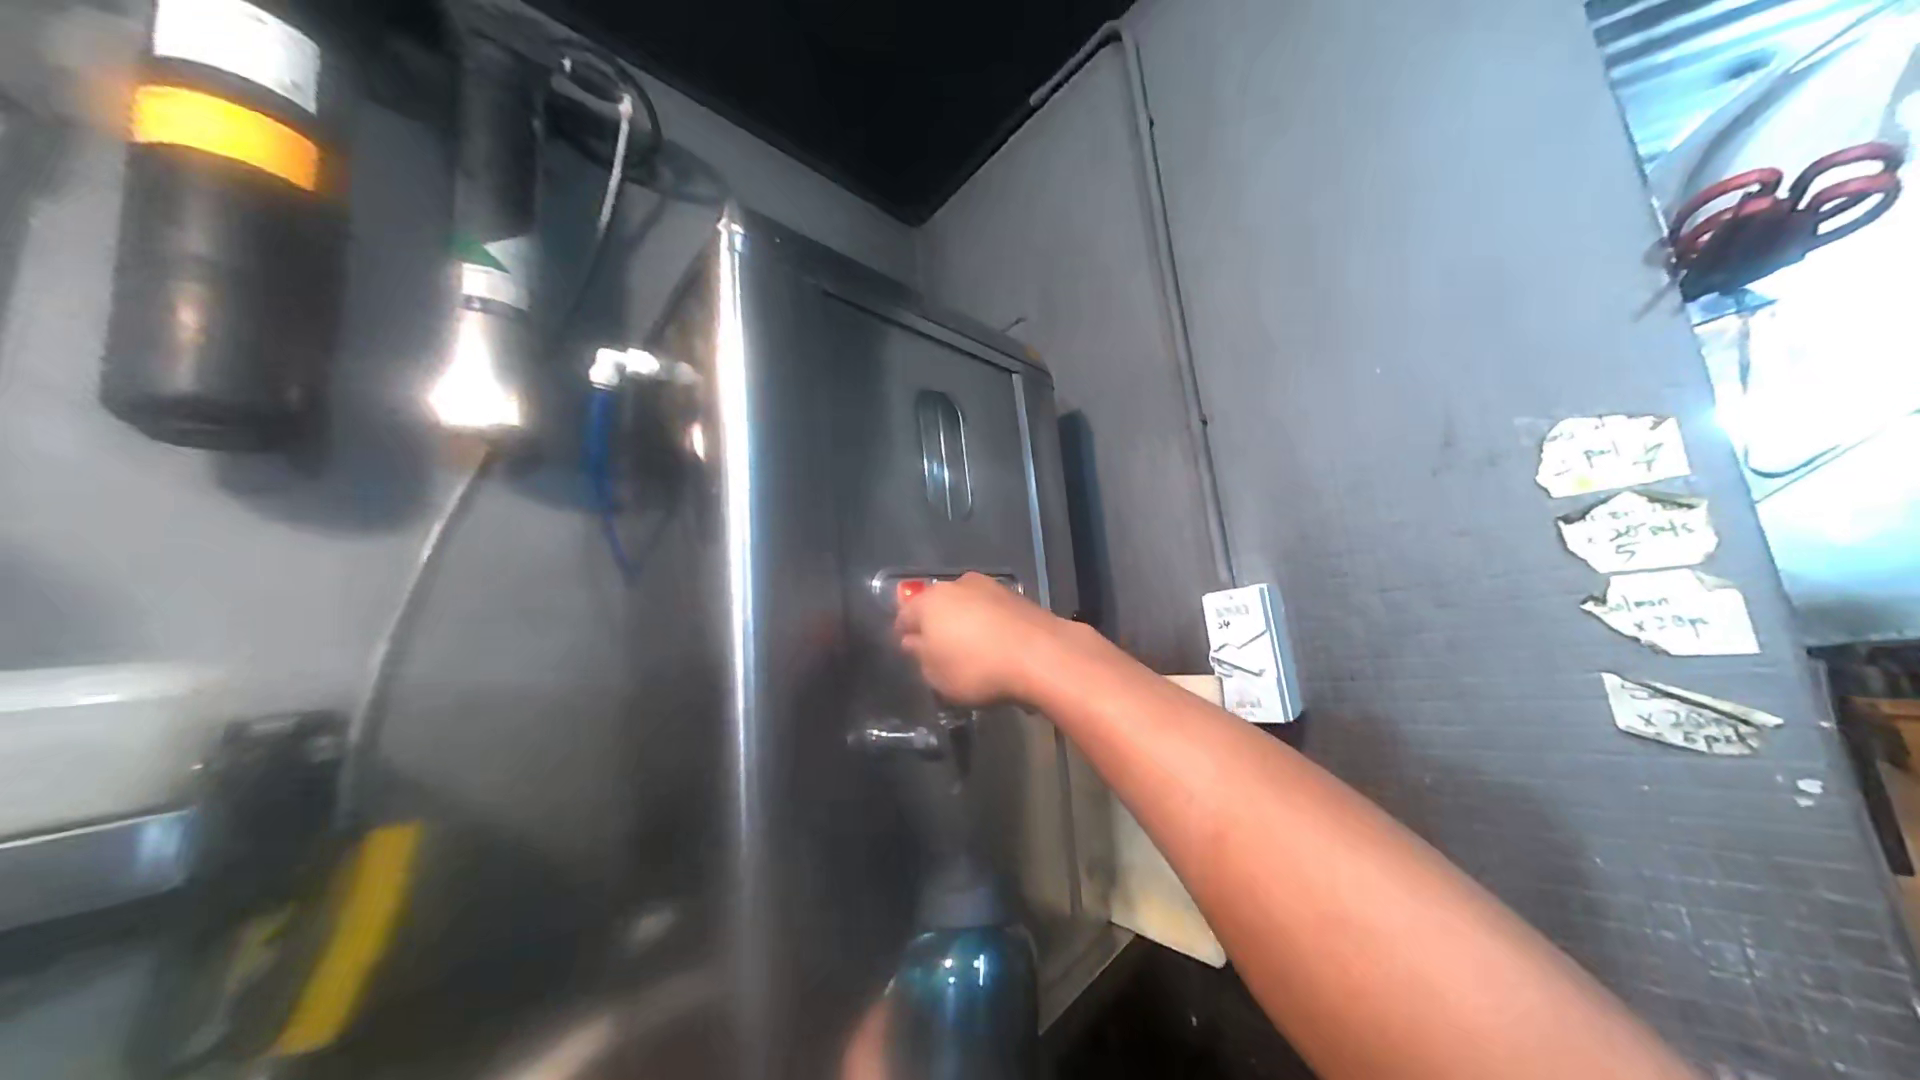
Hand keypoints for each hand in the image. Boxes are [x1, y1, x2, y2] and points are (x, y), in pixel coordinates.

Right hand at [893, 573, 1068, 705]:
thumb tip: (914, 641)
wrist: (1042, 655)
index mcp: (929, 601)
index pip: (904, 615)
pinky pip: (991, 612)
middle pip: (937, 605)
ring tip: (972, 649)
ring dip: (965, 622)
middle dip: (936, 625)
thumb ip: (920, 656)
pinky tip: (996, 645)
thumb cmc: (977, 668)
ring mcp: (990, 587)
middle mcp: (957, 585)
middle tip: (940, 651)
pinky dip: (989, 625)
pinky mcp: (1017, 597)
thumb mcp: (936, 675)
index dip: (903, 634)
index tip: (910, 652)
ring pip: (966, 605)